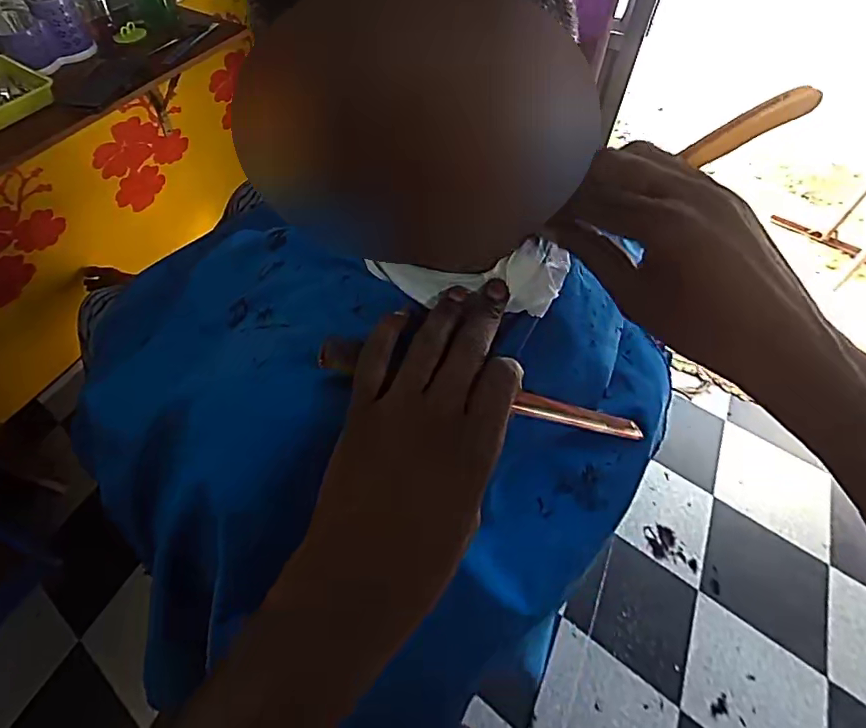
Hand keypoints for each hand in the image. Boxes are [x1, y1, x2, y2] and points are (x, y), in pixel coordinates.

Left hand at [286, 284, 521, 638]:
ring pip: (426, 345)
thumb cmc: (424, 559)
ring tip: (457, 293)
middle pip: (468, 352)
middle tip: (493, 292)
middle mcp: (441, 415)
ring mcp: (397, 407)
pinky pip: (375, 358)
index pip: (502, 382)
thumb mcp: (470, 507)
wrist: (358, 572)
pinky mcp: (360, 408)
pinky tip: (401, 315)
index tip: (507, 362)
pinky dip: (388, 332)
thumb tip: (477, 422)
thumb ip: (475, 456)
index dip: (507, 366)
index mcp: (477, 446)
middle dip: (485, 318)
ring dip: (444, 314)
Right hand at [551, 143, 858, 409]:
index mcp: (665, 224)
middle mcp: (688, 192)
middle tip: (558, 204)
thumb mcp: (636, 298)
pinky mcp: (725, 192)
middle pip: (612, 160)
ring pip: (643, 154)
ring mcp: (711, 187)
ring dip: (611, 170)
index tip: (535, 211)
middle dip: (578, 178)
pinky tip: (631, 203)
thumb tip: (555, 228)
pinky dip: (642, 176)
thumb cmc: (706, 333)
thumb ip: (593, 254)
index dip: (557, 204)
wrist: (786, 344)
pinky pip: (671, 166)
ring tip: (592, 200)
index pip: (591, 199)